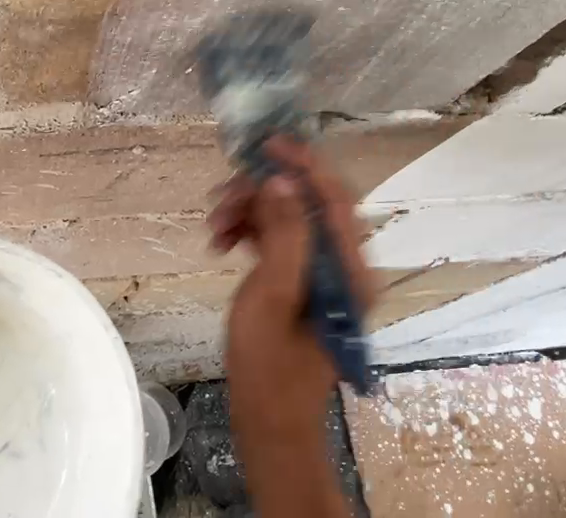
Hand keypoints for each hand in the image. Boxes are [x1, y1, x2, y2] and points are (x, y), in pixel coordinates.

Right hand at [207, 137, 370, 517]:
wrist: (267, 422)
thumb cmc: (269, 366)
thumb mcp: (273, 295)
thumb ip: (284, 235)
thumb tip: (281, 180)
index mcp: (352, 272)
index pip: (336, 199)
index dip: (304, 164)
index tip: (266, 144)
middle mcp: (343, 266)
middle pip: (306, 203)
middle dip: (261, 192)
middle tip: (221, 200)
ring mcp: (321, 273)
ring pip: (286, 216)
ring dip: (248, 210)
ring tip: (214, 228)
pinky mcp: (300, 280)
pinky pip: (276, 237)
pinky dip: (247, 231)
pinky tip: (220, 242)